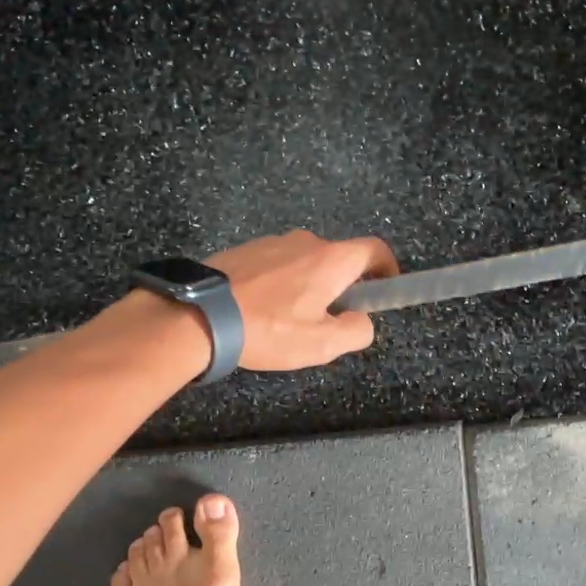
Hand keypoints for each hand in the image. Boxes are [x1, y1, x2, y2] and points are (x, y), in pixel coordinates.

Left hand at [204, 230, 398, 370]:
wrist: (198, 315)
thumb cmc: (268, 330)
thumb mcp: (322, 344)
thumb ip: (356, 331)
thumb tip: (361, 321)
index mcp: (331, 260)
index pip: (375, 249)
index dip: (388, 268)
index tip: (385, 290)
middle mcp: (305, 241)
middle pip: (338, 259)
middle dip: (342, 287)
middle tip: (330, 321)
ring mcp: (271, 242)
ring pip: (305, 263)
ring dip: (307, 286)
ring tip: (288, 322)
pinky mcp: (244, 250)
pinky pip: (276, 265)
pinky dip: (279, 285)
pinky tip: (261, 313)